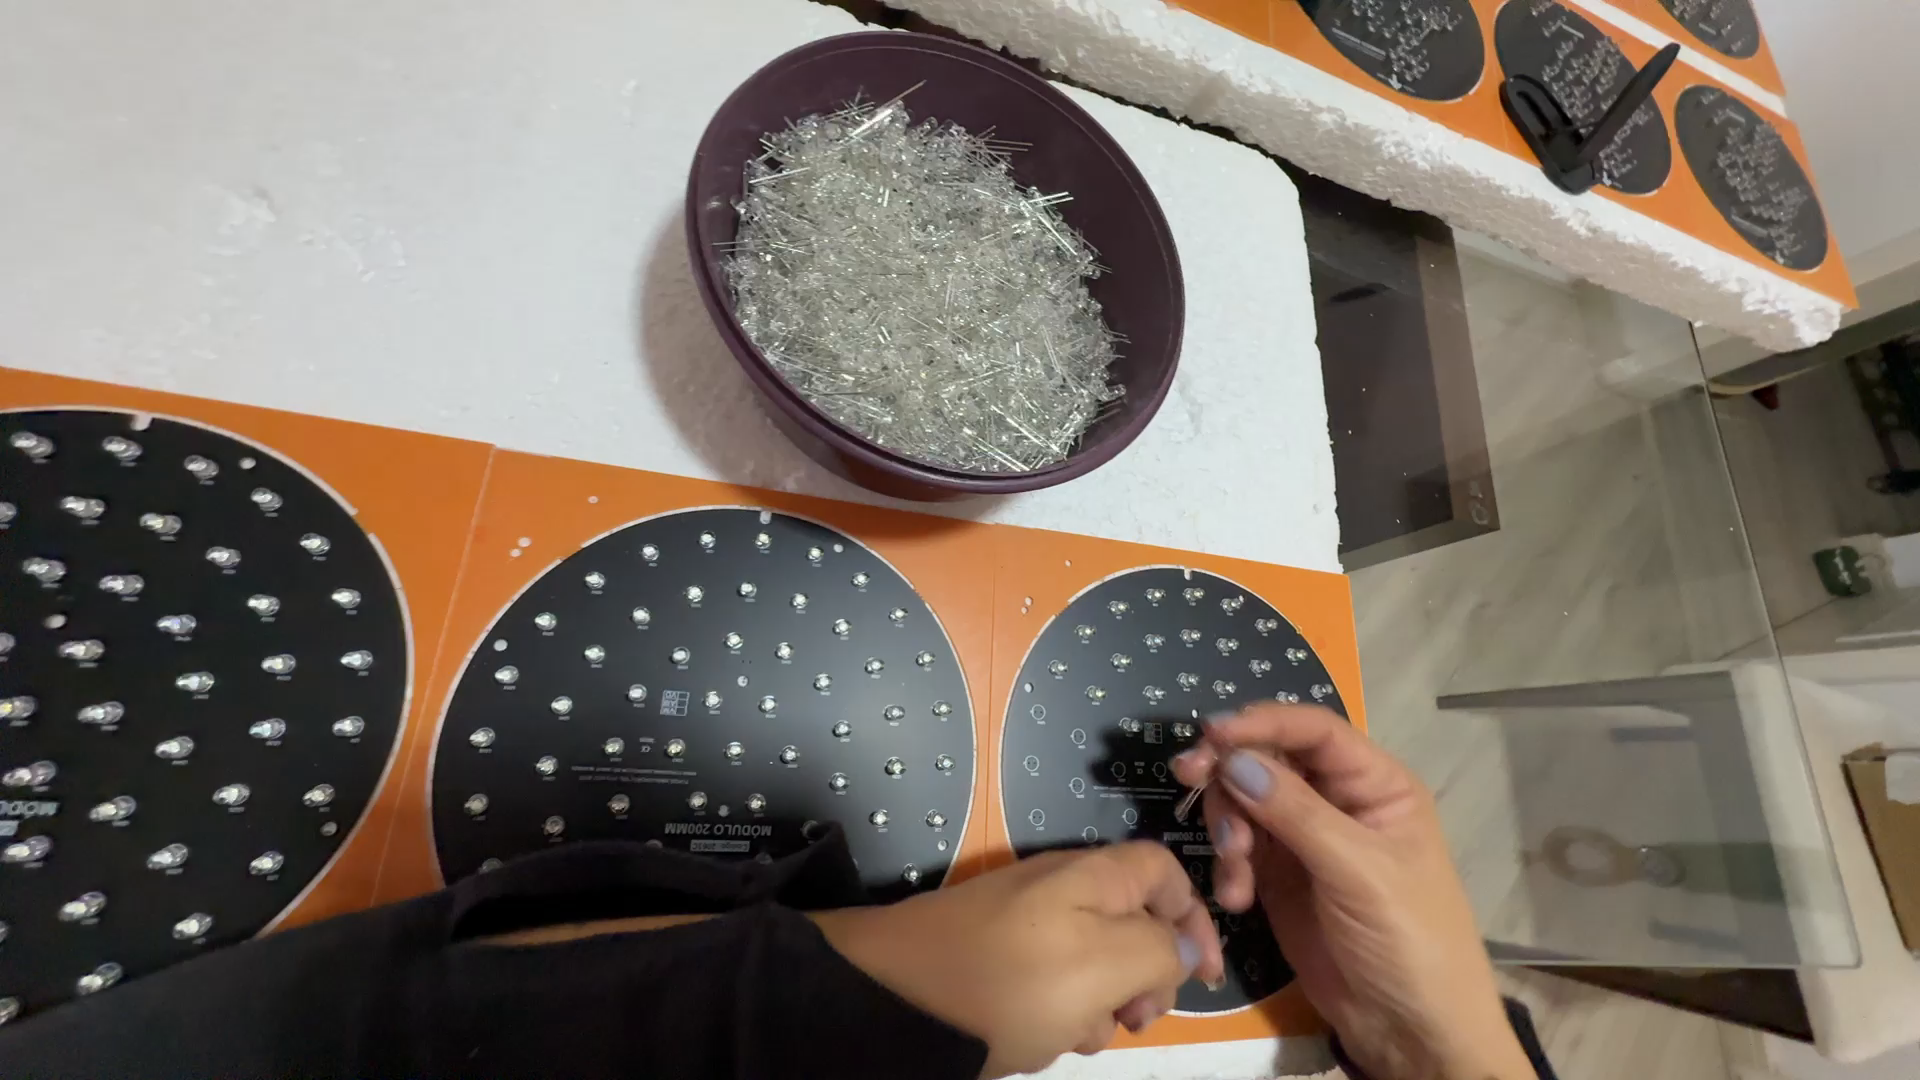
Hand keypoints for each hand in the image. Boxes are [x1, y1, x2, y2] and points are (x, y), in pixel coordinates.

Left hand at [812, 842, 1225, 1077]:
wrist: (895, 998)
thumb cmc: (1009, 980)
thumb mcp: (1101, 964)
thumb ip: (1154, 947)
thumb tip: (1180, 941)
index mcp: (1090, 875)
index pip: (1162, 869)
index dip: (1192, 915)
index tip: (1204, 977)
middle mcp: (1061, 888)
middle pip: (1133, 919)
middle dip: (1149, 973)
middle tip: (1136, 1017)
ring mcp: (1027, 921)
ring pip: (1096, 959)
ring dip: (1104, 1001)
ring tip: (1079, 1033)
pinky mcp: (1000, 954)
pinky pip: (1054, 979)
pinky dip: (1062, 1010)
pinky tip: (1043, 1039)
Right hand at [1172, 706, 1532, 1079]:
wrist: (1410, 1037)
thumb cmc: (1410, 943)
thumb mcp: (1359, 873)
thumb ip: (1295, 812)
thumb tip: (1233, 760)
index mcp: (1372, 784)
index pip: (1312, 731)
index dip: (1262, 723)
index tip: (1212, 733)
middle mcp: (1334, 798)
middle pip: (1266, 758)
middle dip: (1228, 770)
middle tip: (1187, 777)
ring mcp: (1301, 834)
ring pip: (1243, 797)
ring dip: (1227, 825)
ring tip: (1234, 866)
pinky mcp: (1275, 870)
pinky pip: (1236, 843)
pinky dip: (1227, 863)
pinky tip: (1236, 898)